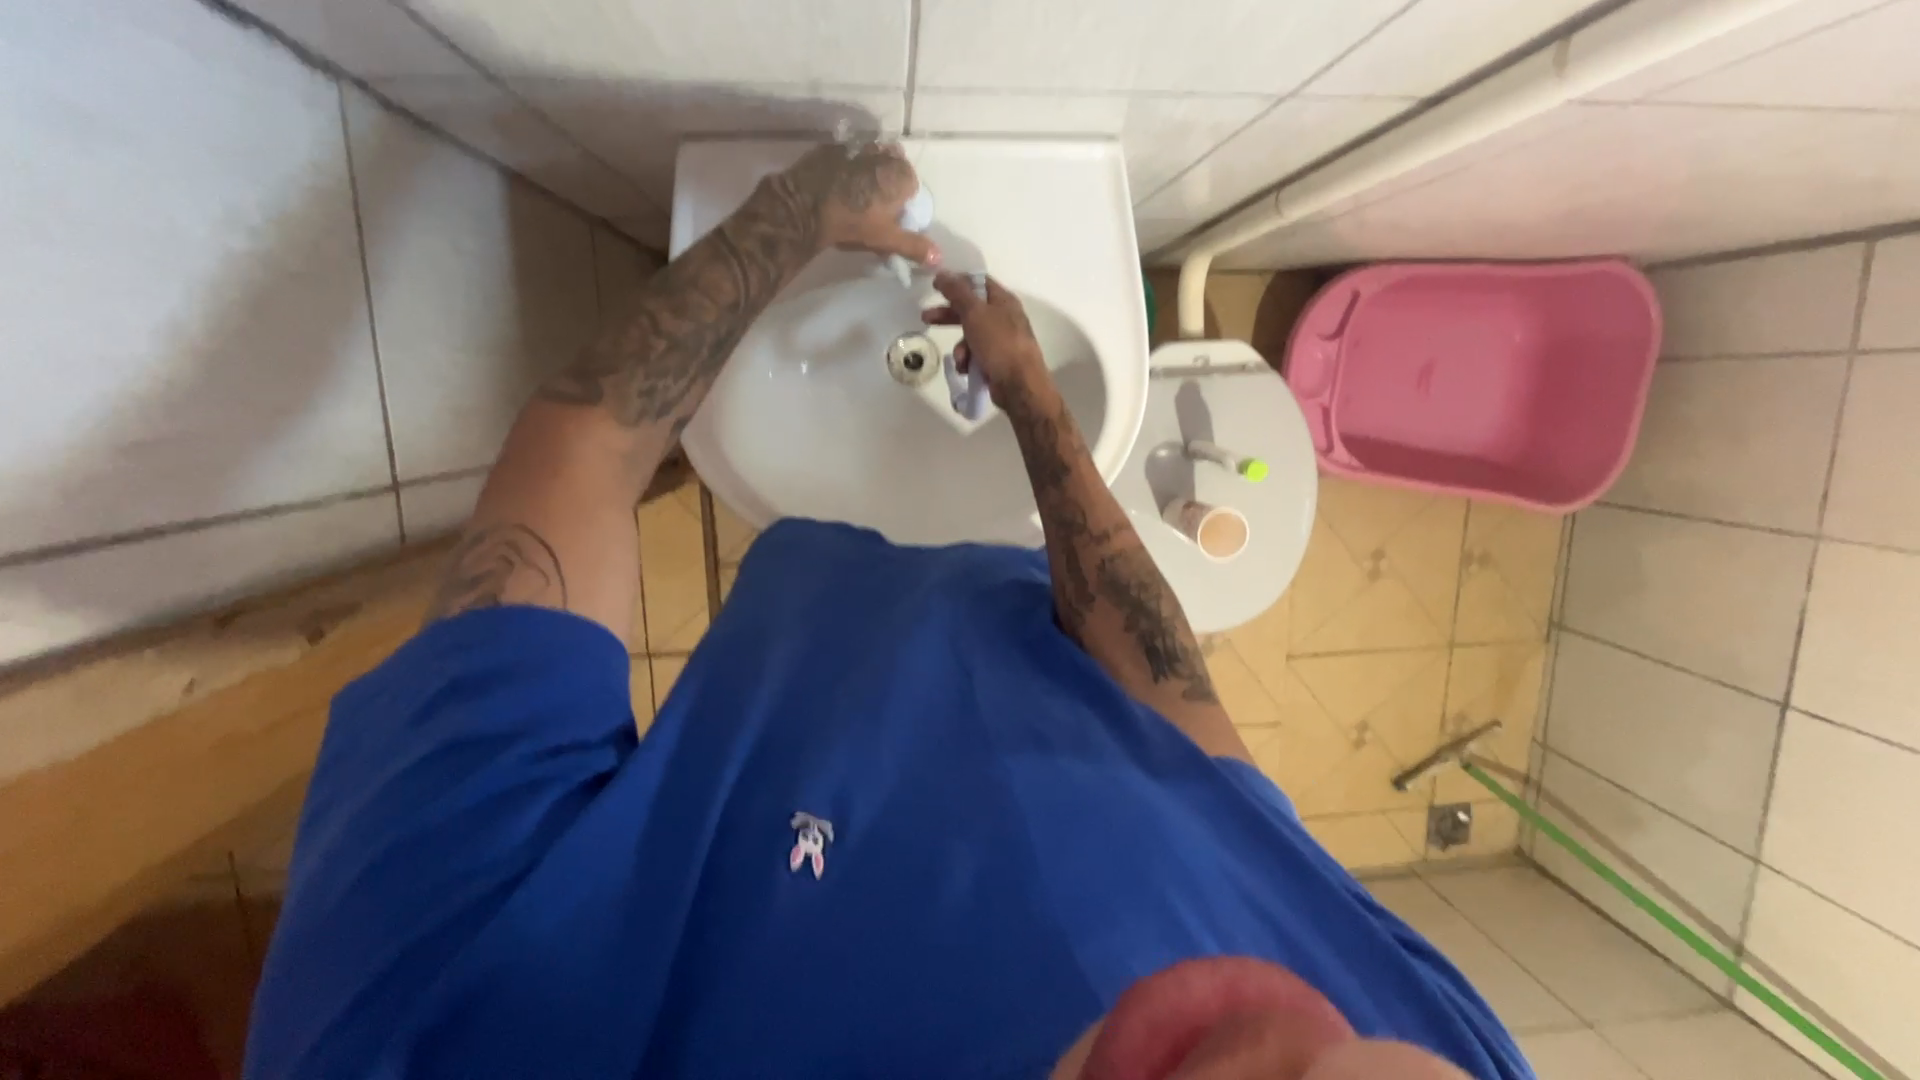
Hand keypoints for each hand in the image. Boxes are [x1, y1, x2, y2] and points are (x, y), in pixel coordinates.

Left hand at [773, 141, 939, 264]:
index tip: (889, 218)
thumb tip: (939, 258)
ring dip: (867, 172)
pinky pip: (846, 156)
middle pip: (892, 169)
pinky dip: (845, 167)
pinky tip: (835, 184)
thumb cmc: (854, 222)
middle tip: (872, 207)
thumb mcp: (887, 239)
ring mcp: (857, 146)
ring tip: (854, 195)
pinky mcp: (832, 146)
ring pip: (870, 159)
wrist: (805, 205)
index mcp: (902, 174)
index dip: (902, 203)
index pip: (912, 188)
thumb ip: (914, 246)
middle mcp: (883, 153)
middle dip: (886, 184)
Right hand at [923, 272, 1047, 405]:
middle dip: (948, 316)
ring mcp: (1000, 341)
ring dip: (960, 347)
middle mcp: (1003, 318)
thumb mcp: (975, 313)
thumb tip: (942, 273)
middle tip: (926, 317)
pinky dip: (968, 361)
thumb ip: (957, 292)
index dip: (957, 282)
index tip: (936, 285)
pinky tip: (966, 369)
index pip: (978, 283)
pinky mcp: (996, 361)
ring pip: (970, 336)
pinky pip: (974, 355)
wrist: (1018, 385)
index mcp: (1003, 301)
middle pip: (970, 310)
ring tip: (959, 358)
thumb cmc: (999, 344)